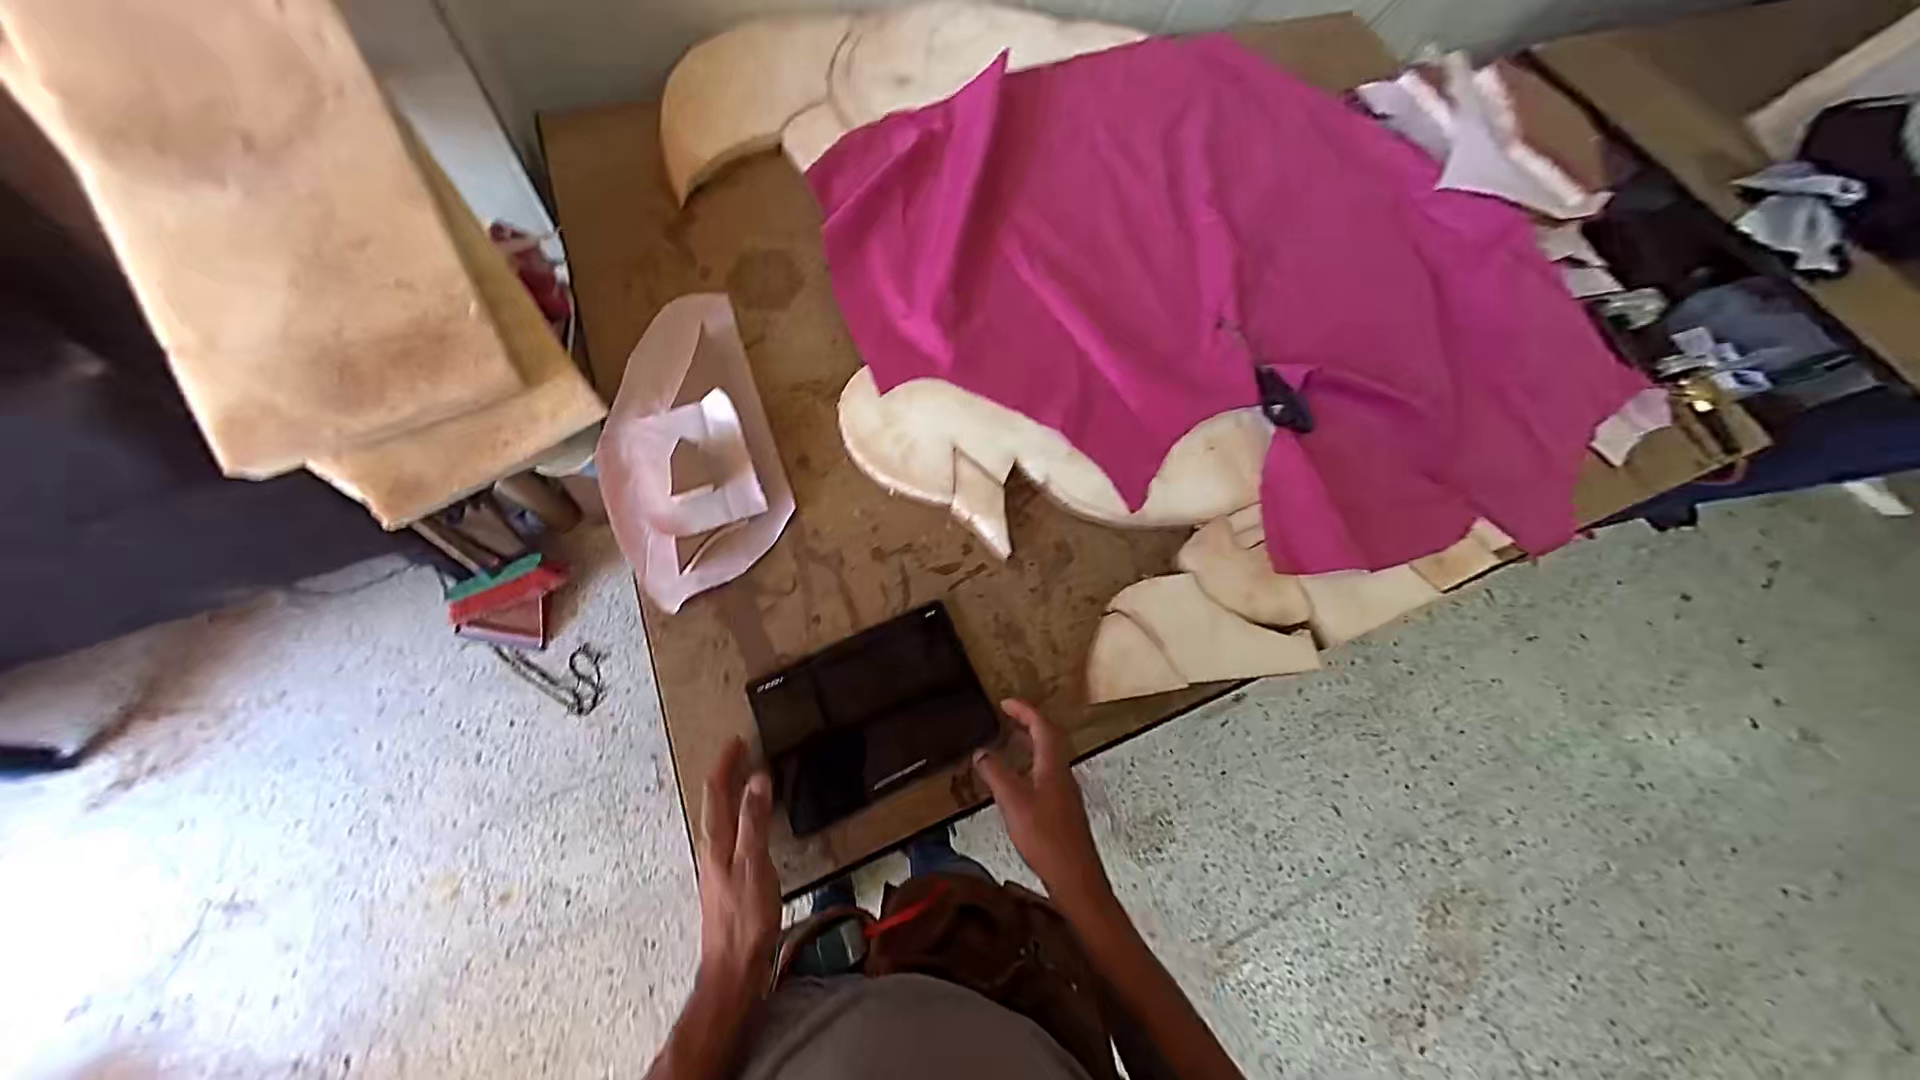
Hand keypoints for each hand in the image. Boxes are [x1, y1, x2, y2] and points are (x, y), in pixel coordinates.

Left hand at [695, 737, 779, 985]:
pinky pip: (730, 832)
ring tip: (744, 777)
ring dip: (732, 793)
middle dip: (726, 773)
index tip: (736, 741)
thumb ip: (755, 820)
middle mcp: (712, 849)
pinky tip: (749, 822)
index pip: (717, 791)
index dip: (726, 763)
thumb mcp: (754, 863)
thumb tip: (757, 780)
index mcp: (717, 841)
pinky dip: (739, 814)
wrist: (734, 966)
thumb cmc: (744, 918)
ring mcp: (718, 864)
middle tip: (740, 752)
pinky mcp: (728, 877)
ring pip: (722, 817)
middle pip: (716, 801)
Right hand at [973, 700, 1115, 916]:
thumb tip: (981, 752)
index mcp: (1052, 765)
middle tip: (1008, 716)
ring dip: (1030, 743)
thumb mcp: (1012, 801)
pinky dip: (1031, 764)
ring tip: (1010, 742)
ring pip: (1048, 756)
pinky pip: (1046, 773)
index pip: (1041, 726)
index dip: (1024, 710)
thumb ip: (995, 774)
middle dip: (1028, 723)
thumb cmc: (1045, 838)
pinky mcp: (1063, 809)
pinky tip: (1018, 780)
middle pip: (1048, 738)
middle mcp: (1062, 773)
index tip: (1006, 703)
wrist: (1075, 876)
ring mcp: (1065, 791)